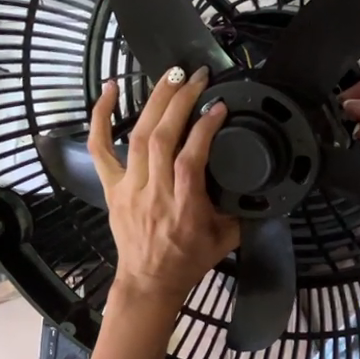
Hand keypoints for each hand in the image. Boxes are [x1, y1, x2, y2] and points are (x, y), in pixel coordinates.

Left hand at [89, 67, 239, 316]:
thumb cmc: (189, 260)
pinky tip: (111, 88)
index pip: (191, 158)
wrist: (149, 283)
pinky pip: (100, 147)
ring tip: (172, 75)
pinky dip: (102, 116)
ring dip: (155, 100)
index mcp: (184, 206)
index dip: (205, 128)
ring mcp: (129, 187)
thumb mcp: (227, 237)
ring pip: (137, 135)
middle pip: (161, 138)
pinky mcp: (113, 186)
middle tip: (197, 76)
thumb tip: (259, 182)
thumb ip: (241, 208)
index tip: (220, 106)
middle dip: (180, 101)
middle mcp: (154, 192)